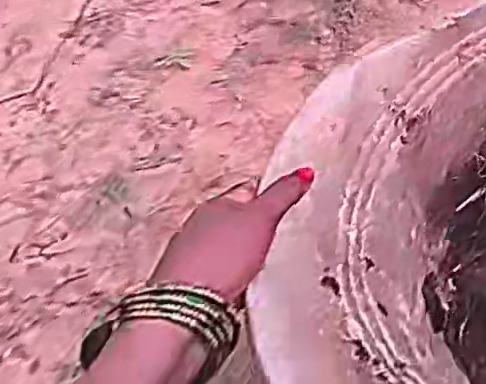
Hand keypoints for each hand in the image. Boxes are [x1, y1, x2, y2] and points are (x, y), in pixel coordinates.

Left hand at [148, 168, 313, 299]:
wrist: (182, 314)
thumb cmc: (222, 257)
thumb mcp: (264, 217)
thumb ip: (285, 192)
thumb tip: (303, 172)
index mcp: (214, 204)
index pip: (251, 189)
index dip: (272, 195)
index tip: (287, 205)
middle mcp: (196, 228)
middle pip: (236, 220)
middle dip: (256, 229)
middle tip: (275, 237)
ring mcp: (187, 259)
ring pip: (225, 250)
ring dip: (241, 256)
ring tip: (258, 266)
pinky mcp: (184, 290)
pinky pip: (216, 275)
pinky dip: (229, 279)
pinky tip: (239, 287)